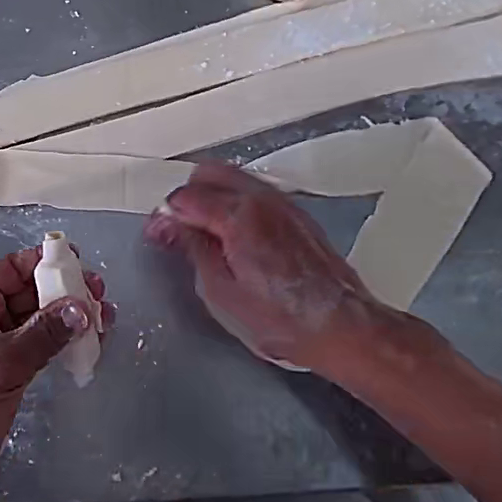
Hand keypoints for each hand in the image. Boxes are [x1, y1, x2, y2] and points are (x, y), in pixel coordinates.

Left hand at [0, 247, 107, 501]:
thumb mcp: (1, 364)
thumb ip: (43, 334)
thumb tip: (82, 308)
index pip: (12, 269)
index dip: (44, 261)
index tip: (79, 261)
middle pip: (32, 291)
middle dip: (66, 290)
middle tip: (100, 294)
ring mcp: (0, 343)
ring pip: (42, 317)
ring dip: (72, 316)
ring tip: (106, 316)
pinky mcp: (12, 367)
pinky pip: (44, 343)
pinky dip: (66, 340)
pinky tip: (91, 340)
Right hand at [147, 160, 431, 371]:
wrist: (343, 327)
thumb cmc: (283, 320)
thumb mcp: (221, 292)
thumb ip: (193, 249)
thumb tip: (173, 226)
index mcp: (238, 216)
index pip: (185, 198)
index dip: (164, 216)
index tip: (158, 235)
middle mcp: (261, 199)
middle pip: (207, 174)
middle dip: (185, 197)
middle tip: (176, 229)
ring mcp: (281, 202)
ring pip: (232, 178)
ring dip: (209, 196)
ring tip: (202, 231)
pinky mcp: (294, 212)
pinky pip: (253, 190)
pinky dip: (233, 201)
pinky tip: (231, 232)